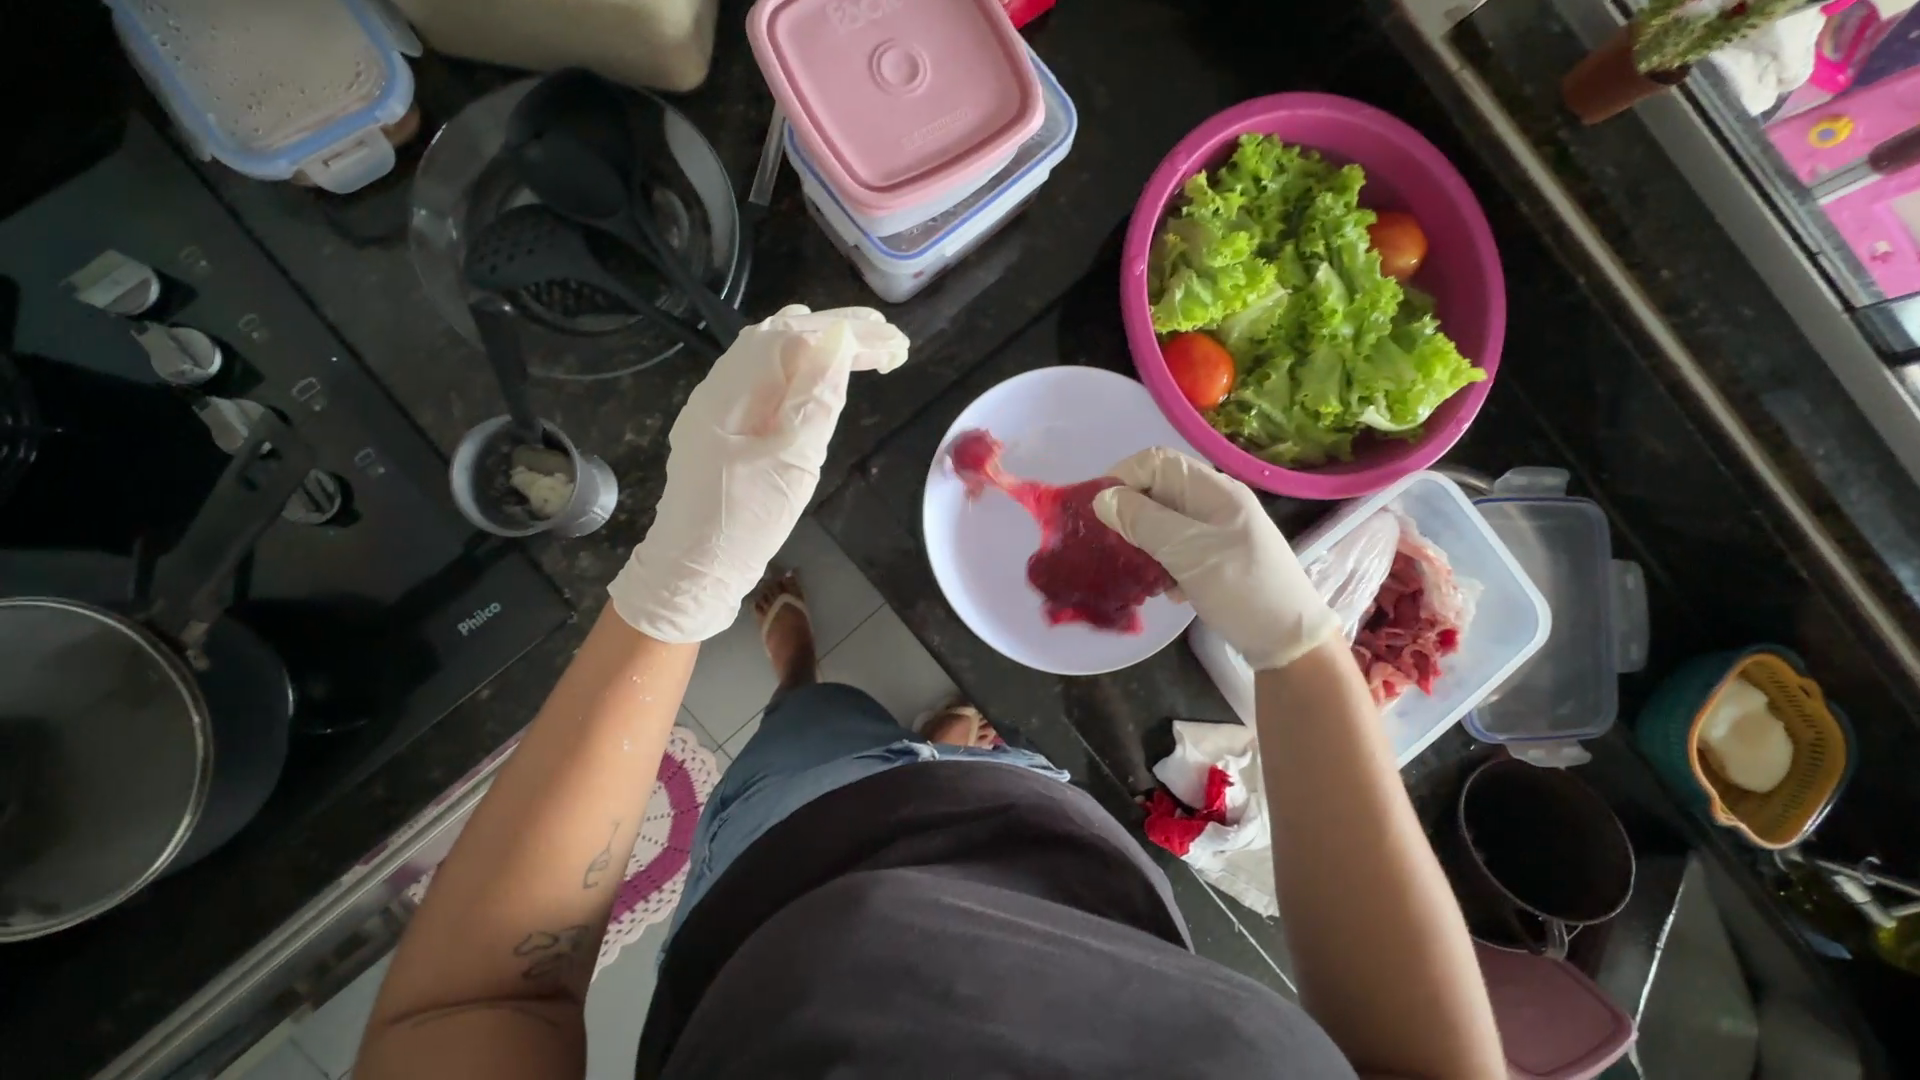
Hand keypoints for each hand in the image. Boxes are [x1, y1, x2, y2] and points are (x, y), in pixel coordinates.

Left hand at [608, 305, 908, 642]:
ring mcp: (718, 405)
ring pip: (769, 351)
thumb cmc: (745, 522)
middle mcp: (721, 386)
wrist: (693, 570)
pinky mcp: (724, 425)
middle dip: (837, 330)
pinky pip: (762, 374)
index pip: (795, 338)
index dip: (847, 334)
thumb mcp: (790, 462)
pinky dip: (797, 360)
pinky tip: (814, 360)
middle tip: (889, 336)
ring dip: (818, 339)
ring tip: (863, 336)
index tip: (894, 346)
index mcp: (733, 392)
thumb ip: (815, 400)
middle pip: (781, 335)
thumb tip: (839, 341)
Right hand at [1093, 447, 1338, 671]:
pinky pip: (1177, 549)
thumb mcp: (1188, 552)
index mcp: (1214, 490)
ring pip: (1164, 522)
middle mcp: (1215, 503)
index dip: (1123, 478)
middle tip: (1114, 545)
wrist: (1290, 643)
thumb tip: (1103, 498)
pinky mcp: (1217, 560)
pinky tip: (1167, 590)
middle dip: (1130, 514)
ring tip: (1139, 570)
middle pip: (1158, 491)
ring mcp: (1218, 532)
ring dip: (1145, 543)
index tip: (1100, 513)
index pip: (1156, 461)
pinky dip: (1164, 565)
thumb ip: (1144, 521)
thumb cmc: (1242, 589)